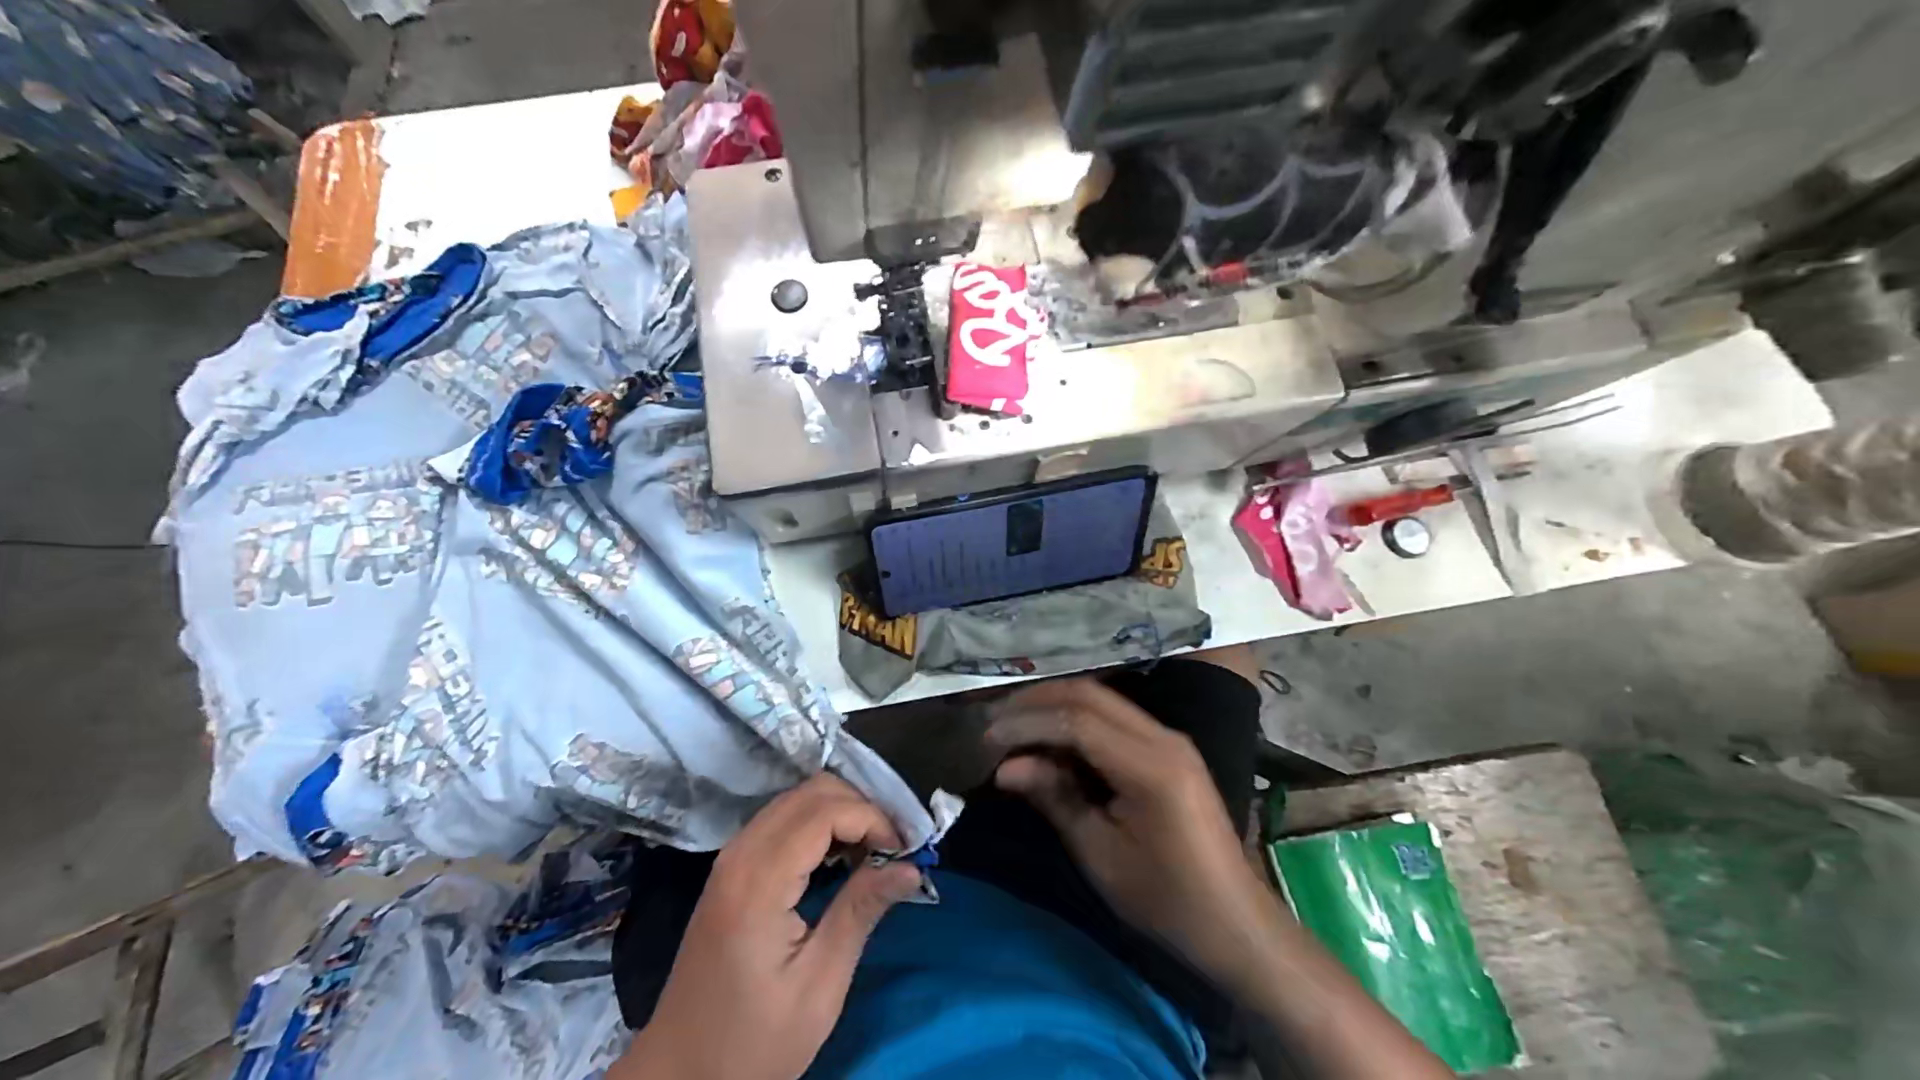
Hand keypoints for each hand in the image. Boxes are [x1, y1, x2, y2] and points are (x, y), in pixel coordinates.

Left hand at [615, 774, 923, 1079]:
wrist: (679, 1075)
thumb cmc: (752, 1042)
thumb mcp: (819, 986)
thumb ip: (861, 912)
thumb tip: (911, 867)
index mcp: (758, 881)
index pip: (825, 810)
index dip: (873, 818)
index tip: (905, 852)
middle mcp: (740, 852)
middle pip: (812, 792)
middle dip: (862, 807)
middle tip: (896, 847)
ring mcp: (731, 856)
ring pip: (798, 798)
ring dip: (843, 812)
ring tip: (878, 850)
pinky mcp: (732, 867)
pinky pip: (784, 819)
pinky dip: (821, 823)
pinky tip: (843, 855)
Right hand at [985, 678, 1276, 995]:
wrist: (1233, 920)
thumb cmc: (1165, 899)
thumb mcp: (1100, 855)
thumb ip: (1055, 798)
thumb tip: (1006, 767)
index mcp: (1151, 766)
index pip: (1076, 720)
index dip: (1027, 723)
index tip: (987, 739)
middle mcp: (1164, 737)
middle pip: (1090, 695)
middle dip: (1037, 701)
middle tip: (994, 721)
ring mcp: (1170, 738)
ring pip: (1102, 699)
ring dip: (1055, 705)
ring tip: (1014, 725)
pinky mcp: (1169, 747)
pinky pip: (1115, 716)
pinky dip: (1077, 719)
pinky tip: (1051, 737)